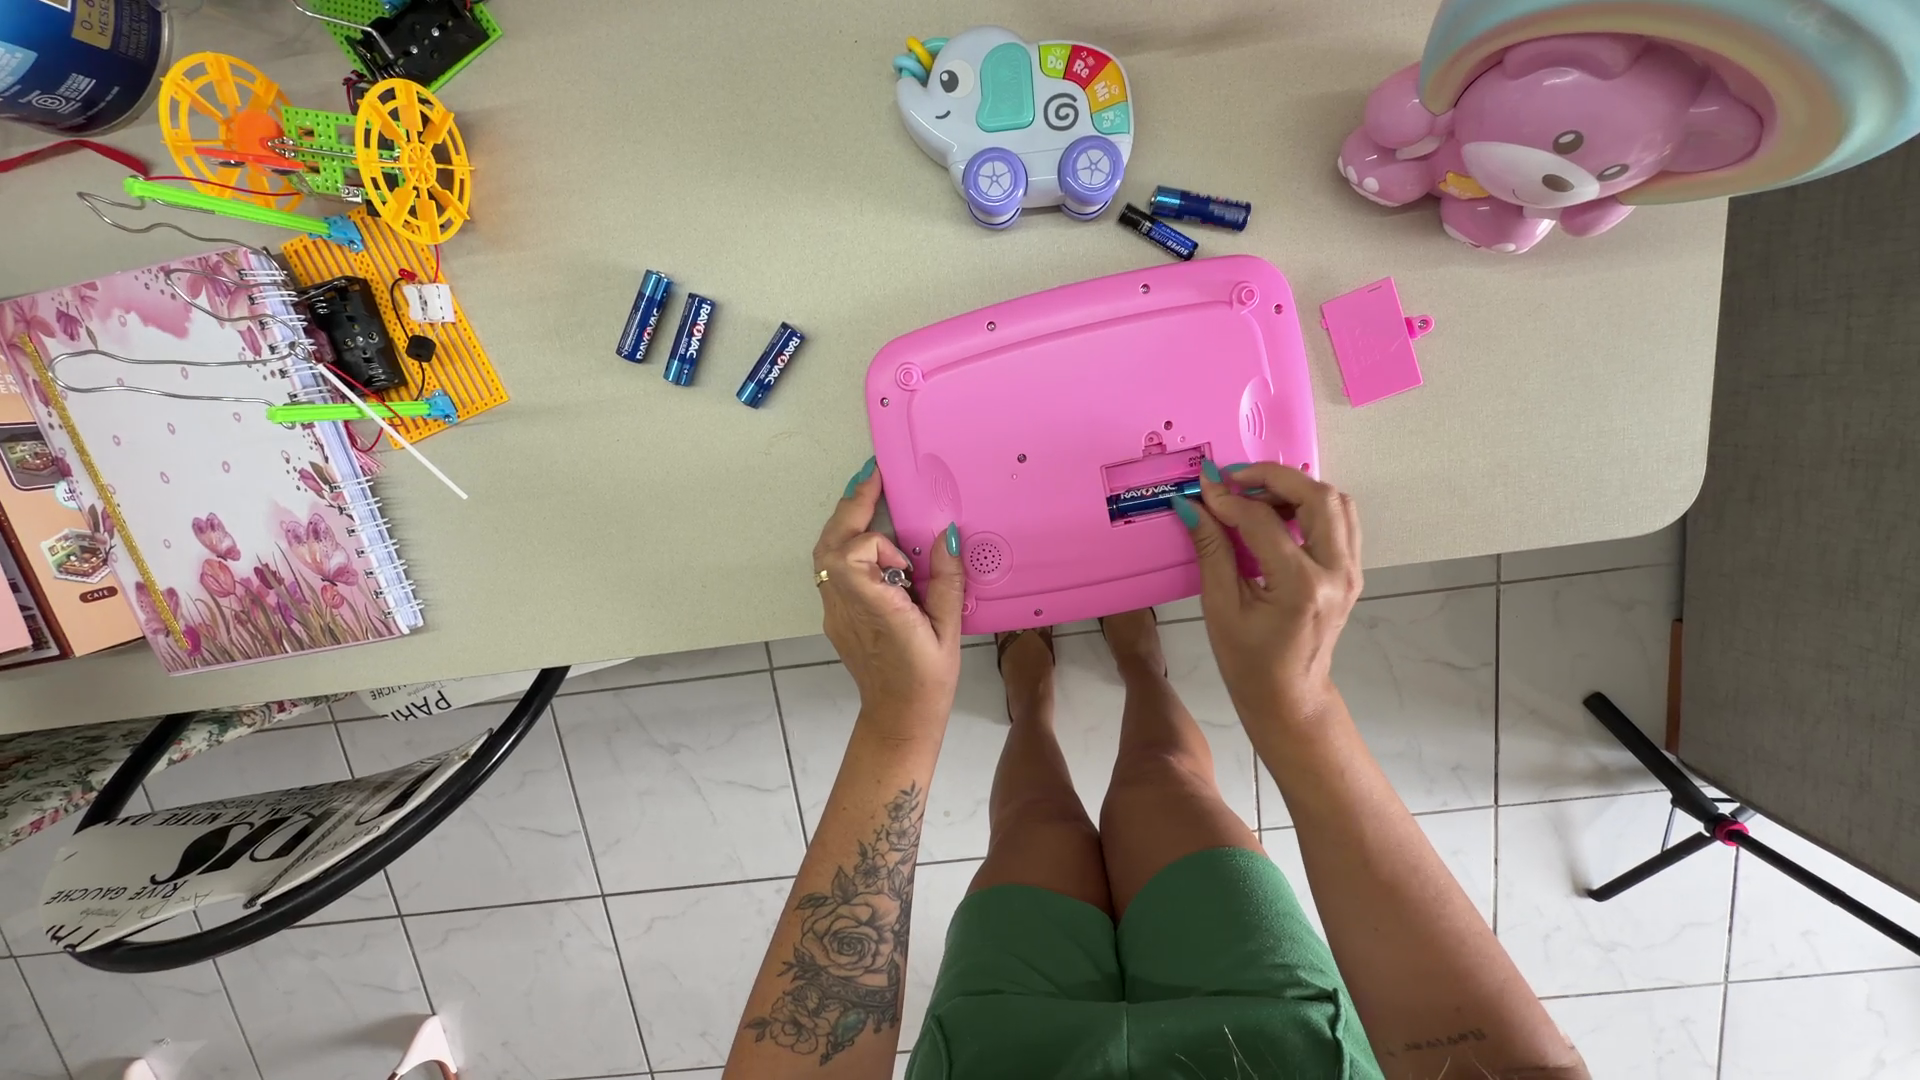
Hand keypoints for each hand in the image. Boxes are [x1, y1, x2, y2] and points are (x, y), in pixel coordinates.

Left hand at [813, 458, 965, 726]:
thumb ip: (947, 580)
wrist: (898, 718)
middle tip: (875, 478)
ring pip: (824, 555)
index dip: (875, 542)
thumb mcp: (948, 630)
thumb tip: (947, 534)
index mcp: (876, 610)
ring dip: (846, 523)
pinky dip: (848, 545)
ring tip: (872, 499)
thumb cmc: (927, 680)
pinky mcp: (835, 616)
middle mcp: (845, 607)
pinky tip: (874, 543)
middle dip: (850, 506)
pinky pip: (833, 570)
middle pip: (828, 544)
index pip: (849, 556)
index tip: (906, 557)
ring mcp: (834, 612)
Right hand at [1173, 461, 1363, 730]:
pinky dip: (1309, 505)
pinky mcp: (1350, 571)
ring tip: (1254, 493)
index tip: (1202, 487)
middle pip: (1316, 497)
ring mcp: (1350, 571)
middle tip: (1233, 478)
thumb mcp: (1220, 607)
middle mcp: (1335, 572)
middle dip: (1272, 477)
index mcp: (1300, 586)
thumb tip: (1192, 506)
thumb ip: (1211, 550)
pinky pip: (1339, 520)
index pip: (1263, 521)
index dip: (1228, 499)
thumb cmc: (1248, 661)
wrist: (1288, 696)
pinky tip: (1277, 512)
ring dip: (1295, 488)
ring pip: (1336, 502)